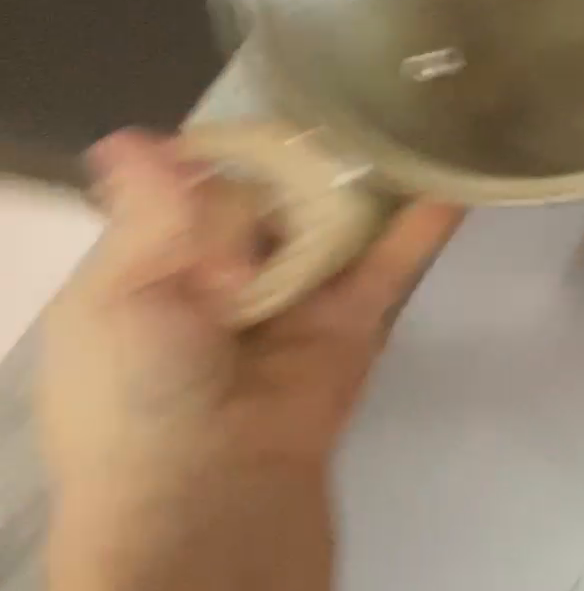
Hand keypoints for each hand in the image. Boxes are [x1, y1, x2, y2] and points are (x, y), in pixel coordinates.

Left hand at [38, 128, 464, 493]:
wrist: (215, 482)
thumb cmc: (141, 390)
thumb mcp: (124, 299)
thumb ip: (152, 218)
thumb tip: (132, 136)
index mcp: (160, 265)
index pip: (198, 190)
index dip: (229, 157)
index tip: (274, 114)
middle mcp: (234, 271)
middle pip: (277, 199)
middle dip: (307, 164)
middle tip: (358, 109)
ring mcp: (303, 291)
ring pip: (339, 223)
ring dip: (369, 184)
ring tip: (414, 126)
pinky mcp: (360, 312)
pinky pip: (392, 259)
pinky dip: (422, 225)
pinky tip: (452, 187)